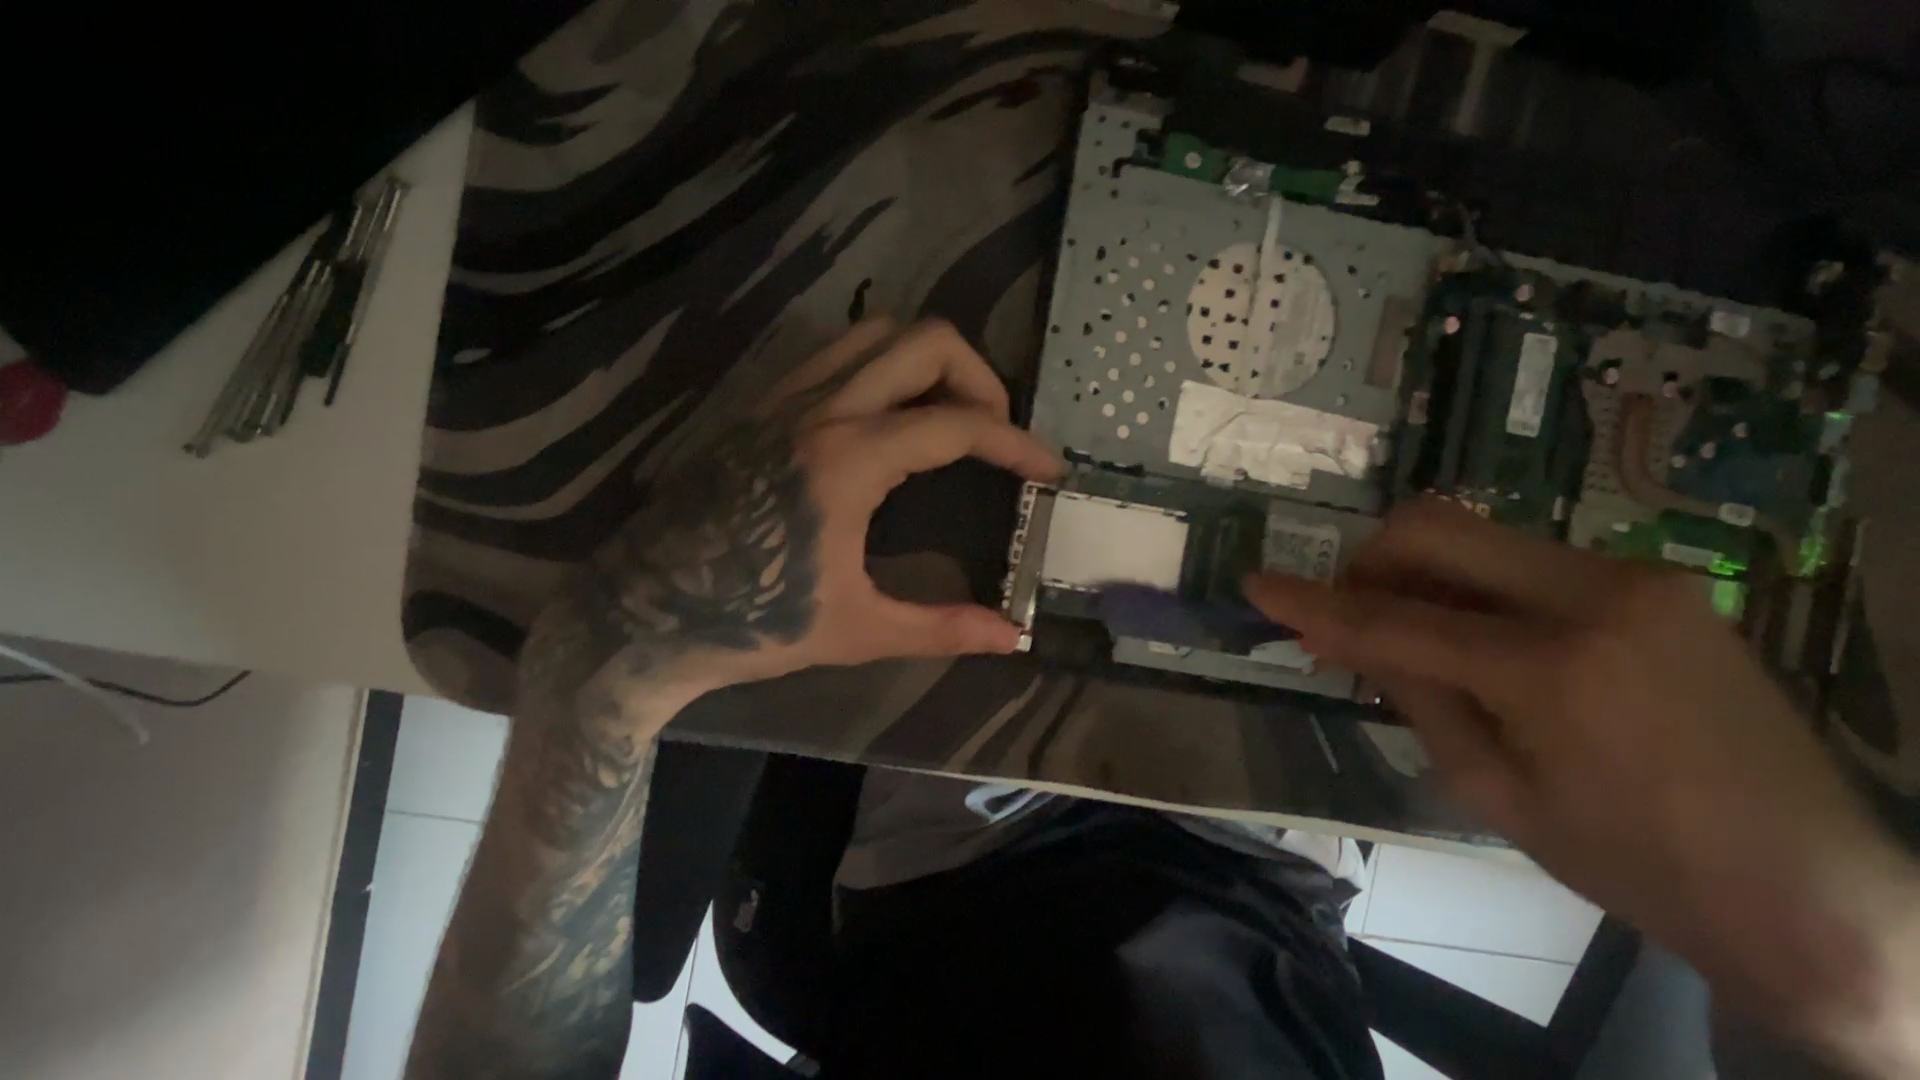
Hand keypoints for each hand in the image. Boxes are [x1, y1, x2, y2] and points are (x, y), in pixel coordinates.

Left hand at [588, 317, 1061, 697]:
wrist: (645, 616)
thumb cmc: (752, 624)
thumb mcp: (857, 632)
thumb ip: (942, 626)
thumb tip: (1013, 639)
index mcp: (850, 458)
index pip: (958, 425)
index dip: (1018, 444)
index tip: (1049, 471)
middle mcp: (820, 408)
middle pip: (924, 342)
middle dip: (979, 377)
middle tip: (995, 432)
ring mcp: (783, 398)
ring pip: (874, 333)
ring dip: (926, 362)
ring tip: (947, 416)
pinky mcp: (758, 406)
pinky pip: (833, 355)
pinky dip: (878, 366)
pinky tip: (885, 417)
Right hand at [1243, 499, 1919, 1074]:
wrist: (1811, 889)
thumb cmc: (1633, 862)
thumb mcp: (1494, 790)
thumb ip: (1413, 694)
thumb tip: (1340, 637)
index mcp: (1553, 668)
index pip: (1396, 617)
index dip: (1316, 603)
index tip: (1258, 584)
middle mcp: (1599, 594)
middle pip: (1438, 527)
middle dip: (1370, 560)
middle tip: (1345, 611)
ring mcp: (1639, 578)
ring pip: (1484, 538)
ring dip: (1425, 576)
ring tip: (1414, 638)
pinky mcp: (1662, 582)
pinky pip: (1531, 563)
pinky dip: (1480, 589)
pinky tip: (1481, 643)